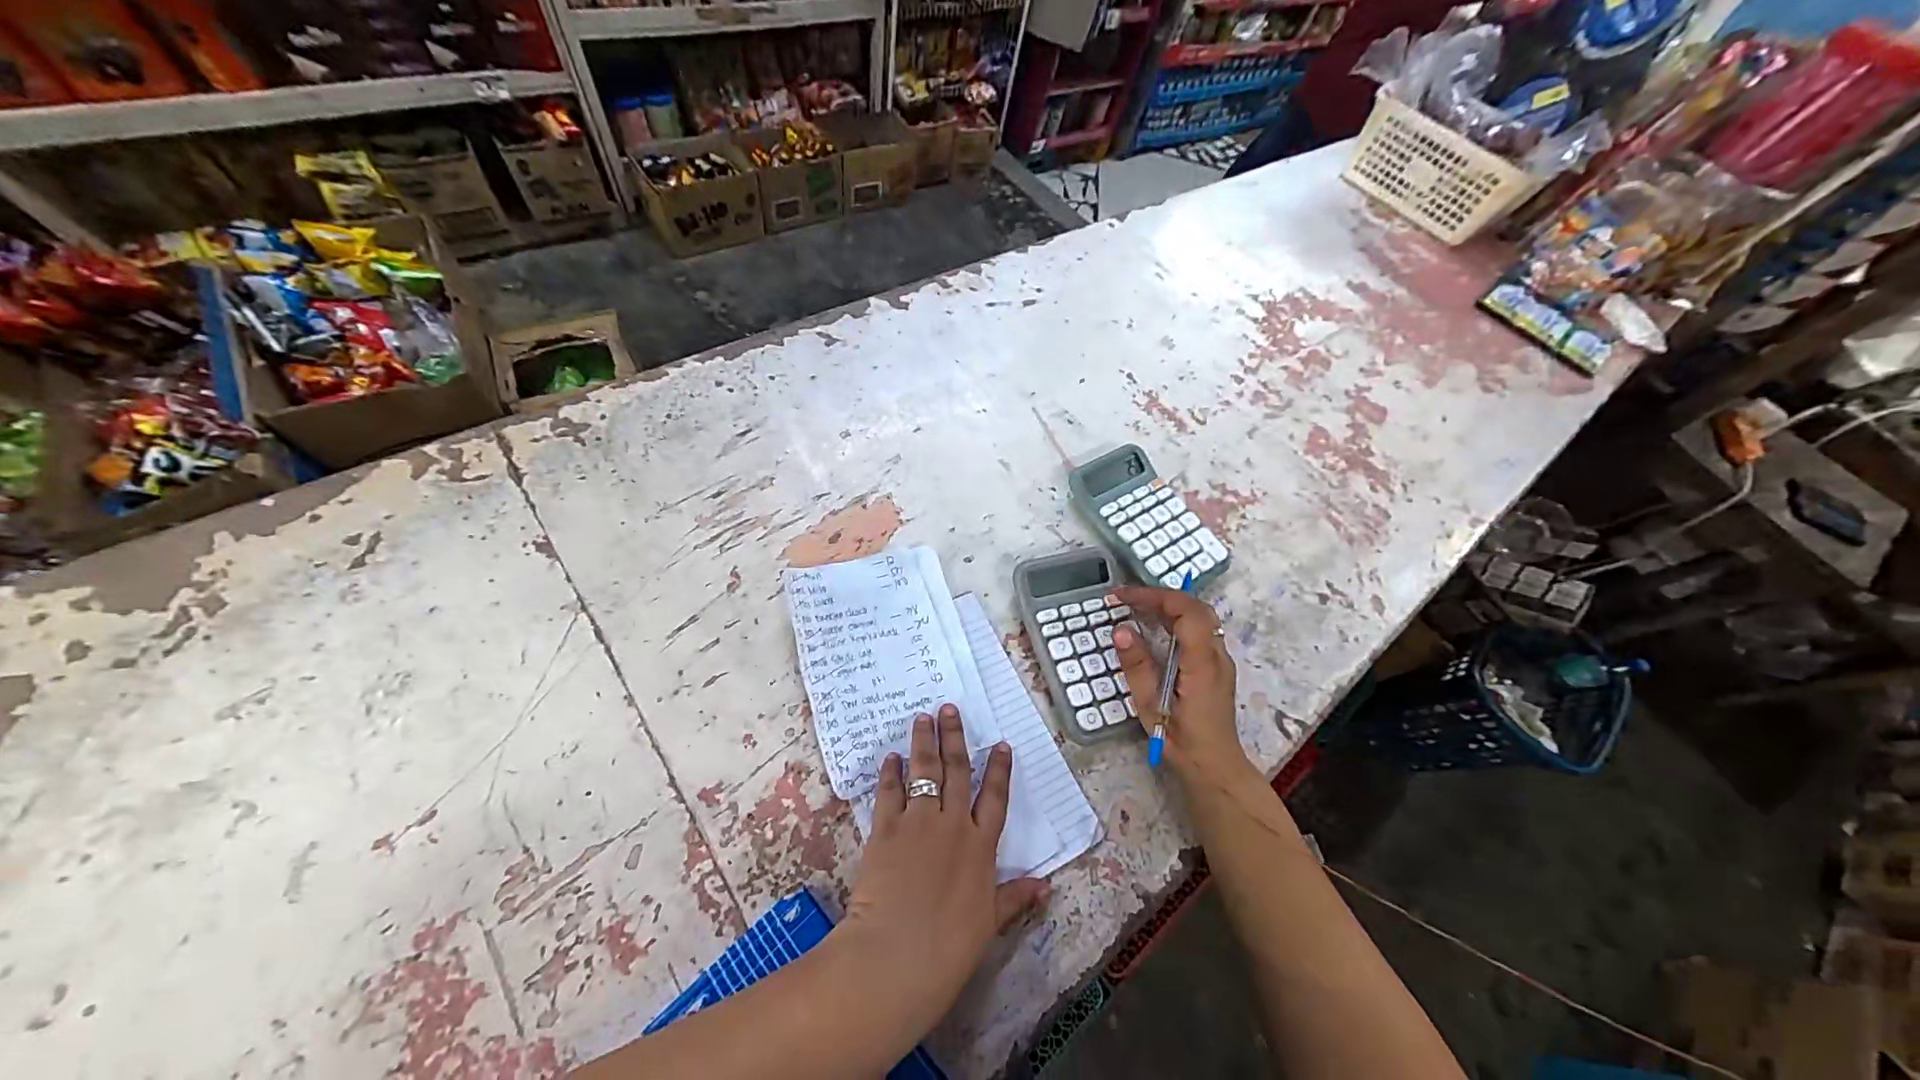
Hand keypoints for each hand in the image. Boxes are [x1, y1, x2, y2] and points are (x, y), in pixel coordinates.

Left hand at [837, 705, 1049, 1036]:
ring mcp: (917, 823)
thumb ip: (1014, 898)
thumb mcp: (989, 922)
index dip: (998, 769)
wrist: (898, 954)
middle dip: (955, 738)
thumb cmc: (948, 946)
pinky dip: (891, 772)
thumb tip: (1046, 886)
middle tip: (949, 708)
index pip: (994, 798)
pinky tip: (891, 757)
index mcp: (980, 846)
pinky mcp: (885, 829)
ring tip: (922, 718)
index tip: (999, 744)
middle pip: (956, 772)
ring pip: (924, 772)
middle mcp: (952, 825)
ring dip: (923, 742)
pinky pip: (890, 792)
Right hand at [1109, 586, 1251, 782]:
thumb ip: (1137, 666)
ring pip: (1199, 617)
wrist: (1214, 767)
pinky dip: (1174, 620)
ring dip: (1167, 606)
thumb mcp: (1150, 706)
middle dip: (1159, 596)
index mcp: (1202, 662)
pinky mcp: (1215, 666)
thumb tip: (1121, 630)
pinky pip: (1198, 630)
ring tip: (1134, 608)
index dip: (1154, 596)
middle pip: (1194, 608)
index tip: (1122, 597)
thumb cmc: (1181, 740)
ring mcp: (1220, 659)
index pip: (1186, 611)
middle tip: (1125, 599)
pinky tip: (1153, 628)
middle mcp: (1217, 655)